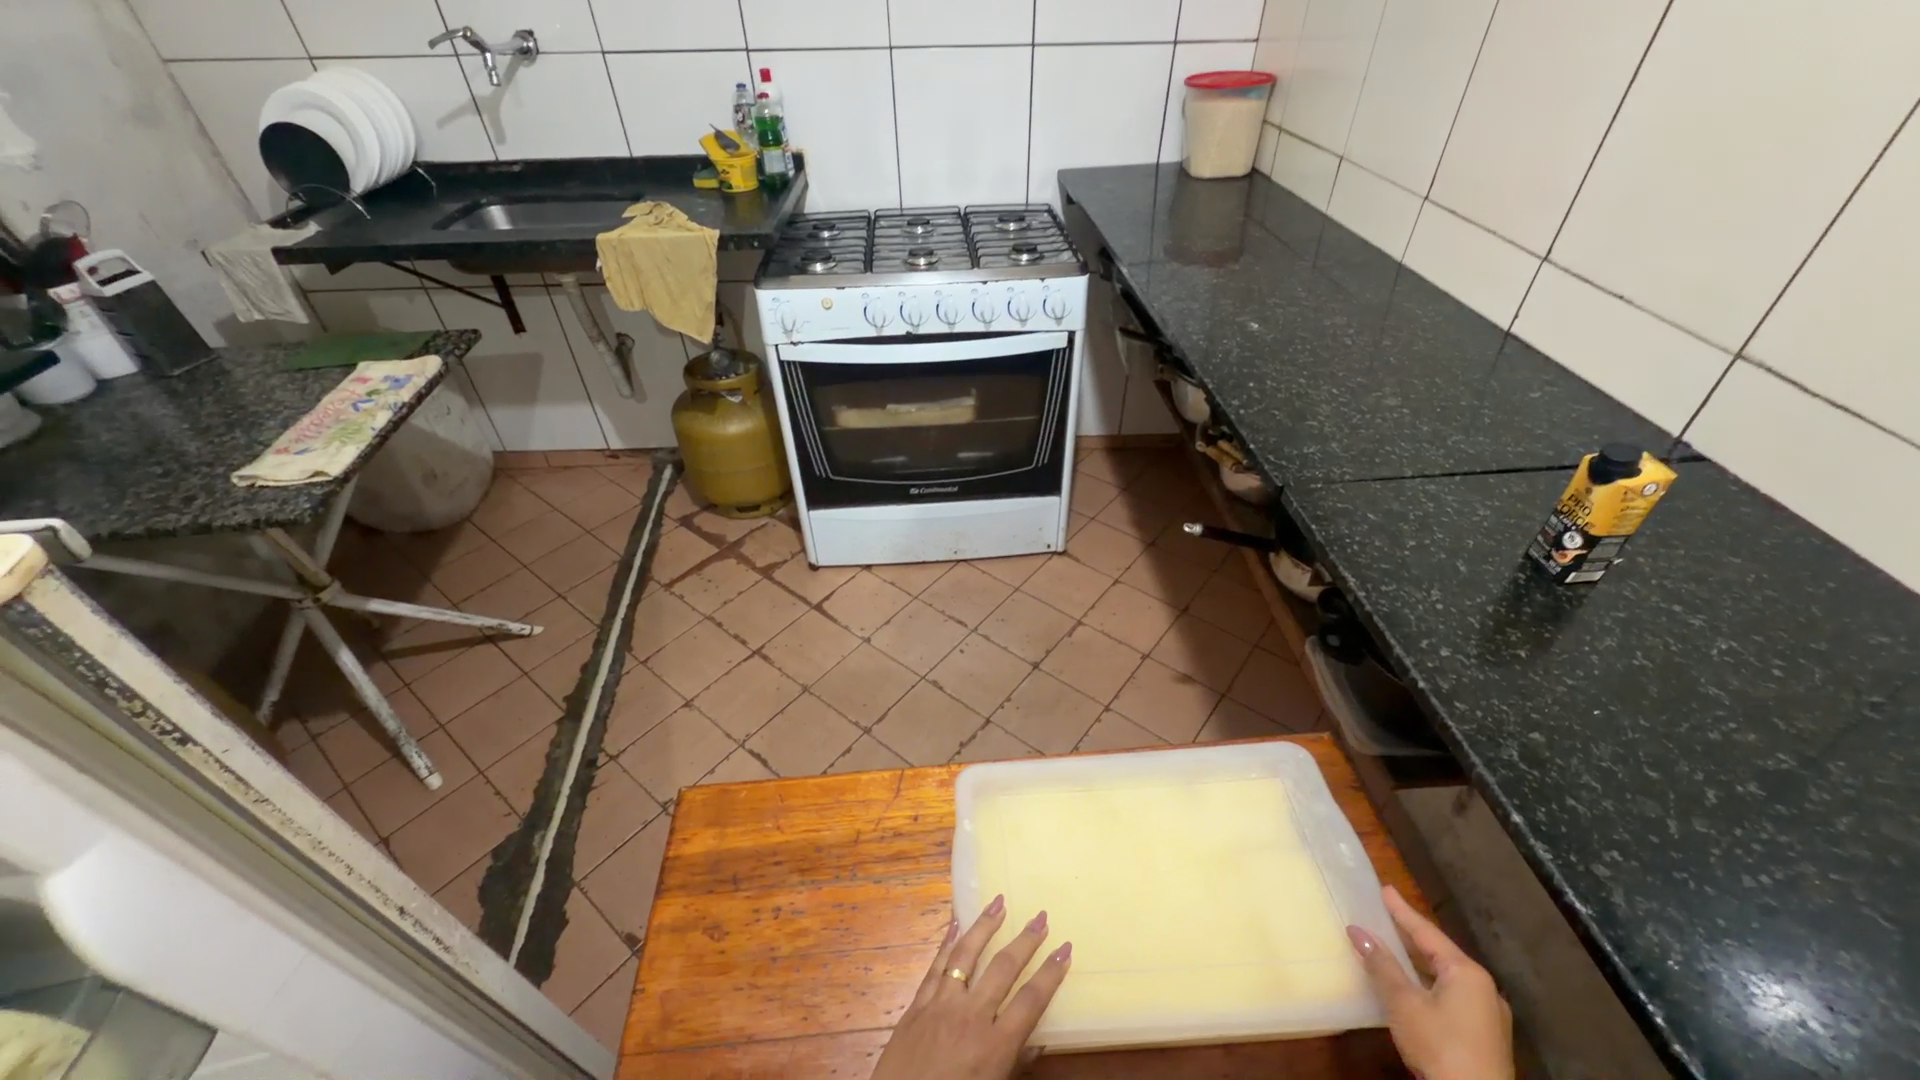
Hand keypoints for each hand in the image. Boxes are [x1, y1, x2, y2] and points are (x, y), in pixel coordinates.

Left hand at [871, 895, 1072, 1079]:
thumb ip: (1016, 1063)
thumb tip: (1038, 1041)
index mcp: (995, 1044)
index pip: (1031, 1000)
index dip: (1051, 973)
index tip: (1066, 947)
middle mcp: (971, 1016)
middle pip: (1003, 968)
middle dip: (1025, 941)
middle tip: (1041, 916)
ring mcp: (941, 1005)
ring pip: (966, 955)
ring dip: (985, 926)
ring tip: (999, 903)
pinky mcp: (917, 1004)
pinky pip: (935, 966)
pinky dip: (947, 942)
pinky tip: (955, 923)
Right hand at [1347, 885, 1513, 1079]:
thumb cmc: (1440, 1046)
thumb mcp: (1404, 1004)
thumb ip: (1382, 966)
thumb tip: (1357, 931)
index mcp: (1466, 973)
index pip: (1427, 933)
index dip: (1402, 911)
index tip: (1385, 889)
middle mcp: (1483, 988)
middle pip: (1439, 954)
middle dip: (1410, 937)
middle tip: (1384, 916)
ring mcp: (1487, 1015)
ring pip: (1445, 978)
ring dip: (1418, 964)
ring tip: (1393, 950)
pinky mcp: (1484, 1038)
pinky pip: (1451, 998)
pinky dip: (1428, 986)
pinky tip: (1412, 991)